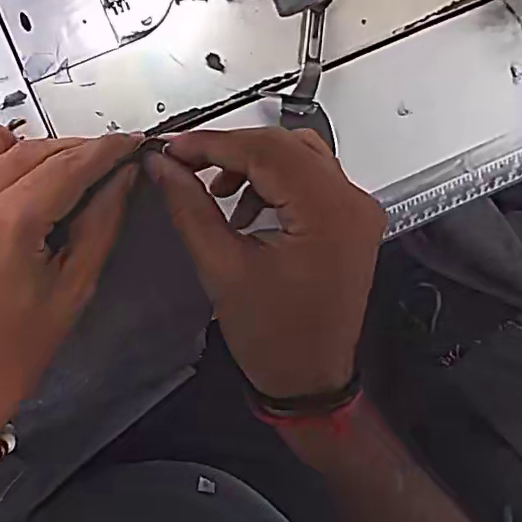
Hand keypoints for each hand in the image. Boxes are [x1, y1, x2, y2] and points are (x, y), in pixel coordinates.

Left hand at [0, 124, 141, 521]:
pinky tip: (11, 180)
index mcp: (3, 229)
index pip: (66, 166)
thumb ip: (101, 222)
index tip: (127, 145)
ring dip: (32, 148)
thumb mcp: (72, 291)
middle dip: (75, 149)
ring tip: (58, 175)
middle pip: (32, 149)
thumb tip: (120, 179)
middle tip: (105, 161)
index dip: (105, 151)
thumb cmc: (6, 358)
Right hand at [145, 127, 384, 397]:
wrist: (308, 377)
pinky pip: (309, 177)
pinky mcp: (348, 220)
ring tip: (214, 187)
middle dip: (228, 148)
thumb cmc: (275, 337)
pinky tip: (244, 204)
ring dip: (251, 161)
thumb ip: (190, 206)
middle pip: (284, 145)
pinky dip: (272, 178)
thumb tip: (166, 167)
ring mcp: (355, 211)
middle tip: (185, 160)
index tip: (176, 148)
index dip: (212, 144)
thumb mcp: (221, 267)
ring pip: (297, 154)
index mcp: (327, 214)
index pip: (265, 151)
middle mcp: (352, 205)